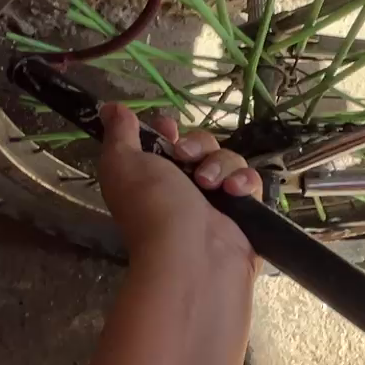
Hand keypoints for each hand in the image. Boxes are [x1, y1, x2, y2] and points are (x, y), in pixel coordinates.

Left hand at [97, 103, 261, 271]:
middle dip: (198, 145)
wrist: (189, 255)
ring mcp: (219, 200)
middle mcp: (187, 188)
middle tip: (186, 158)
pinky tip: (234, 192)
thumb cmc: (152, 207)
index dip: (170, 130)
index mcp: (156, 177)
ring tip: (210, 185)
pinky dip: (245, 181)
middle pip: (204, 145)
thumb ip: (119, 134)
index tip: (167, 128)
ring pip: (230, 159)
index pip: (170, 142)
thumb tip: (112, 109)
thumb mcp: (122, 163)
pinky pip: (253, 182)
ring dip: (221, 165)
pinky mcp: (246, 211)